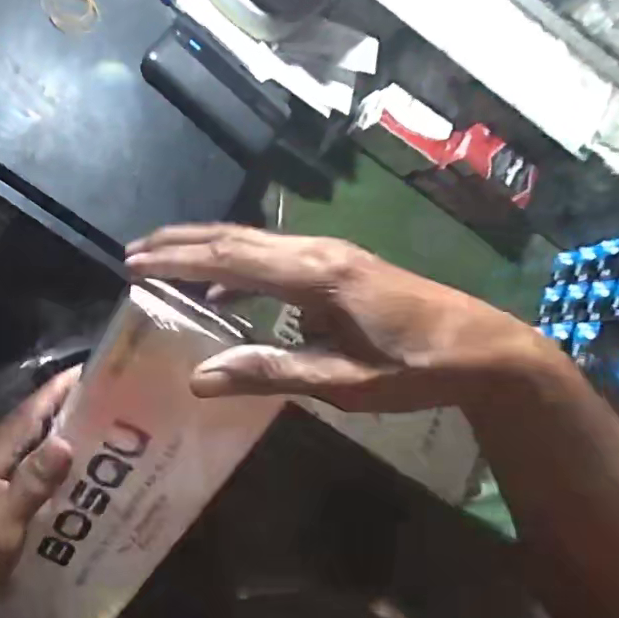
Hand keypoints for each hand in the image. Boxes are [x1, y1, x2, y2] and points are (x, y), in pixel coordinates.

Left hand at [0, 368, 79, 610]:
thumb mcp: (4, 527)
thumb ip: (32, 484)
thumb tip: (64, 443)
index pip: (28, 413)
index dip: (58, 390)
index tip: (89, 371)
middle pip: (28, 417)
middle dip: (64, 402)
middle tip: (105, 397)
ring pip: (26, 431)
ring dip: (57, 421)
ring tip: (96, 417)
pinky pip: (22, 448)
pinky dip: (46, 442)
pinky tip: (69, 452)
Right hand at [125, 224, 551, 412]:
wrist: (486, 348)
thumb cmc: (415, 368)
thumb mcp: (341, 381)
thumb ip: (268, 372)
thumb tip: (198, 376)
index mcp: (314, 275)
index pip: (229, 260)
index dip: (177, 261)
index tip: (133, 264)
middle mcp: (314, 251)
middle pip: (233, 237)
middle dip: (178, 242)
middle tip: (132, 251)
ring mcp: (325, 252)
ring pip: (249, 240)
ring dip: (202, 248)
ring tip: (160, 259)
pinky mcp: (333, 263)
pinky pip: (269, 256)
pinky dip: (233, 267)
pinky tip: (220, 293)